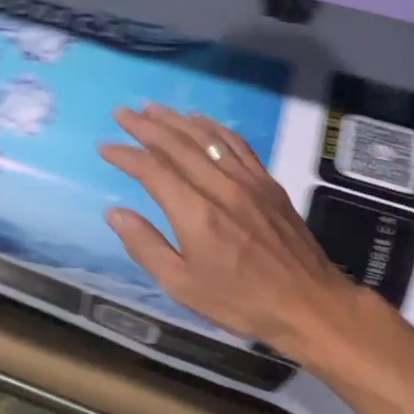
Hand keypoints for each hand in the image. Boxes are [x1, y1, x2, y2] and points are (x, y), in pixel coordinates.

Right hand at [98, 104, 379, 373]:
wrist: (309, 305)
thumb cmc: (241, 302)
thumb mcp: (182, 286)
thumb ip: (146, 246)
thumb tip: (115, 213)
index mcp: (196, 214)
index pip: (153, 171)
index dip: (126, 155)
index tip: (105, 147)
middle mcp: (220, 187)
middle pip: (178, 145)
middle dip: (146, 126)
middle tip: (122, 113)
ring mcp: (248, 181)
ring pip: (207, 138)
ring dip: (176, 120)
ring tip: (153, 109)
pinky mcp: (268, 184)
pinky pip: (237, 145)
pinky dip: (214, 128)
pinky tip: (201, 122)